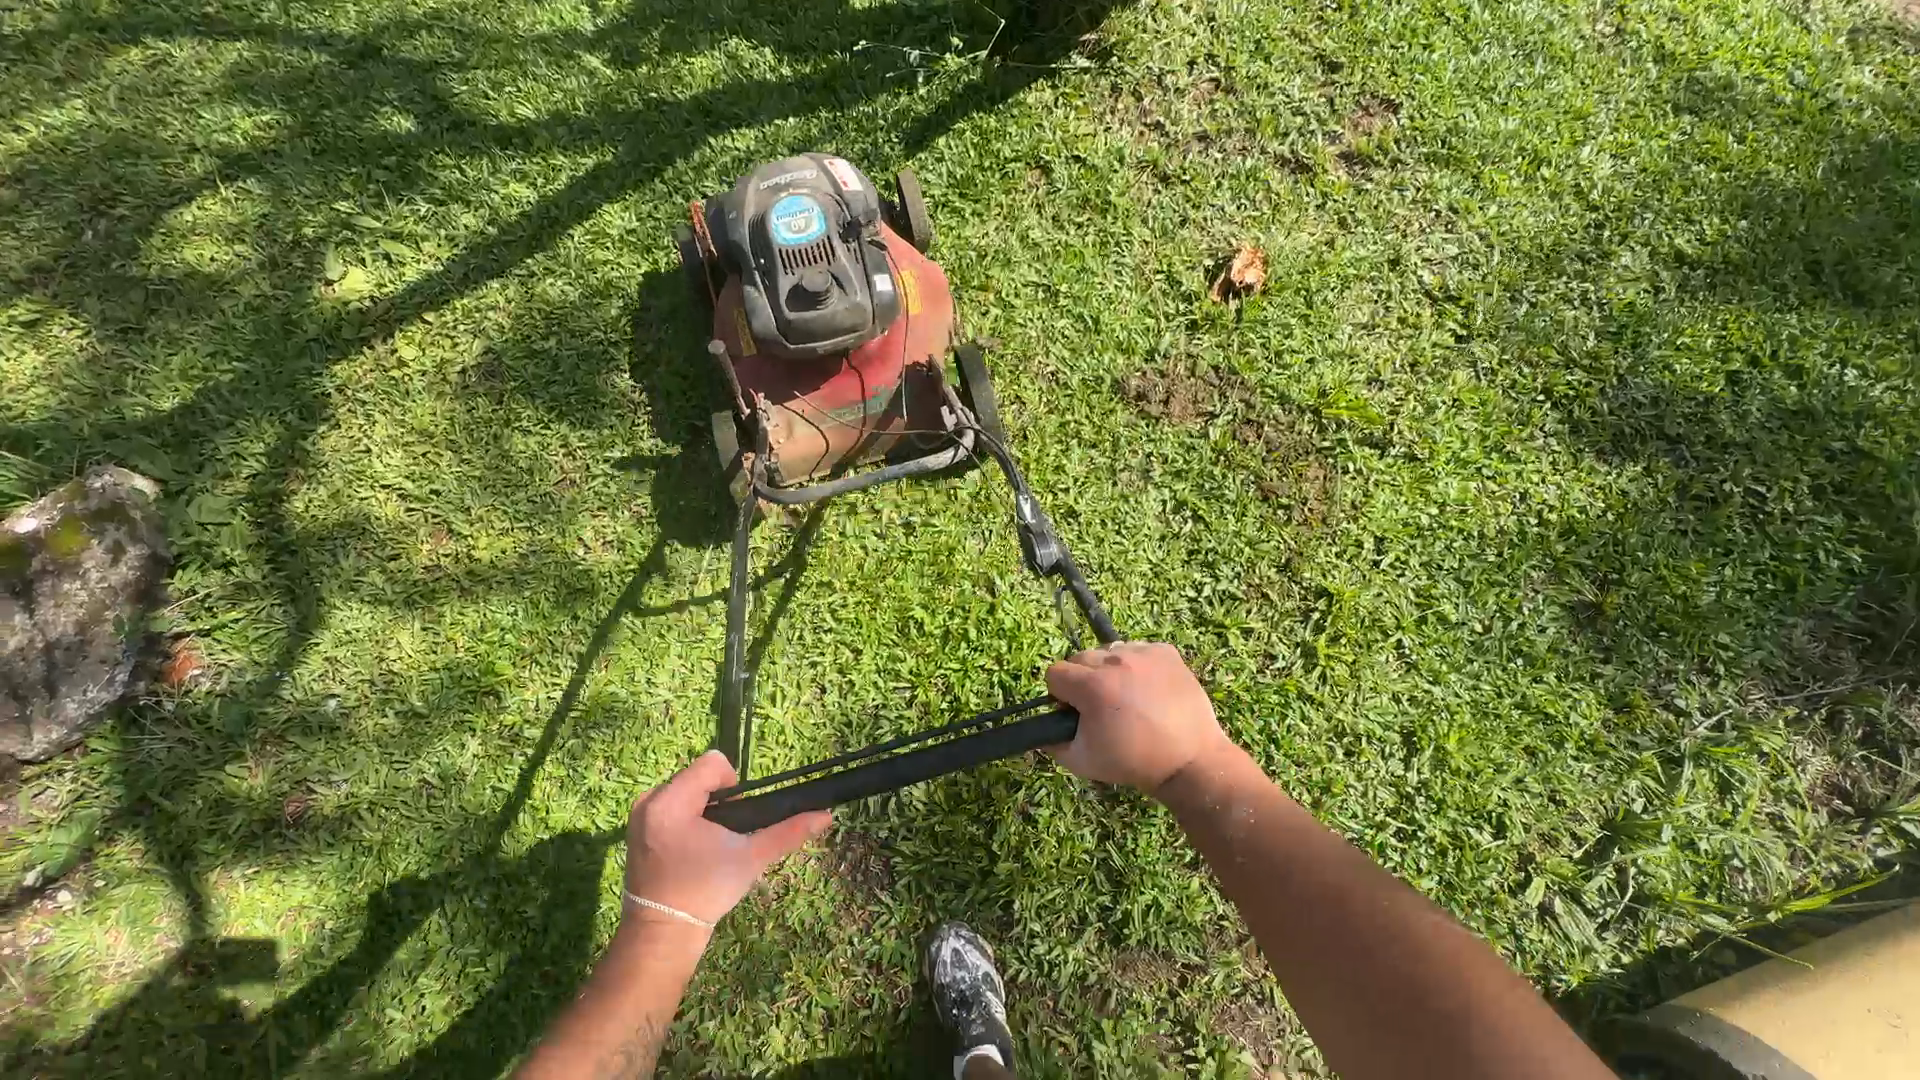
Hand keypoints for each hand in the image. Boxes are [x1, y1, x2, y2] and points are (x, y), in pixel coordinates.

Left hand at [623, 750, 830, 927]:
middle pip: (698, 775)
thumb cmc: (707, 890)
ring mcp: (639, 814)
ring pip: (684, 788)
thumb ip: (787, 831)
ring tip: (706, 842)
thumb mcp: (751, 858)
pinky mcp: (635, 827)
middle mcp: (650, 800)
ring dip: (700, 806)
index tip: (733, 817)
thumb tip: (825, 815)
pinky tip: (689, 846)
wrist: (664, 931)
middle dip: (716, 797)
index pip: (713, 763)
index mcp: (672, 801)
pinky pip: (668, 803)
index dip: (732, 785)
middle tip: (720, 835)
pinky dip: (683, 816)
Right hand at [1044, 642, 1233, 794]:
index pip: (1055, 673)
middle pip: (1080, 658)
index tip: (1076, 712)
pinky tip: (1147, 690)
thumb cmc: (1132, 762)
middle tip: (1102, 708)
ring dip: (1109, 670)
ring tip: (1126, 698)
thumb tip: (1042, 729)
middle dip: (1083, 681)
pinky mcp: (1165, 652)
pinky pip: (1136, 649)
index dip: (1061, 696)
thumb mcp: (1081, 761)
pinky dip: (1136, 666)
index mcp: (1092, 685)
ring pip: (1108, 651)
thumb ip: (1052, 742)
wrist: (1189, 761)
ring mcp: (1143, 653)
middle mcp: (1116, 660)